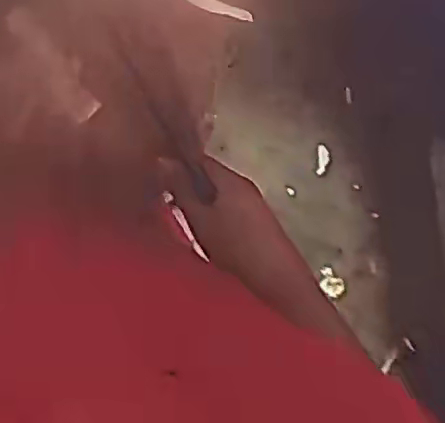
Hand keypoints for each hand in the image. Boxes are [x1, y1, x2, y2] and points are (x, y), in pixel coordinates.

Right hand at [162, 154, 362, 348]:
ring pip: (220, 193)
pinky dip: (217, 214)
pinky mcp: (261, 223)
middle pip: (210, 176)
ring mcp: (256, 204)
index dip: (179, 163)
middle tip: (170, 200)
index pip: (199, 157)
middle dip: (190, 185)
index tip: (162, 177)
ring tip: (187, 219)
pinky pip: (231, 207)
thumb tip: (163, 159)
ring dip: (203, 202)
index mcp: (230, 179)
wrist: (282, 286)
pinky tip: (209, 234)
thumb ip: (180, 188)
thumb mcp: (199, 218)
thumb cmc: (235, 248)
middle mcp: (245, 186)